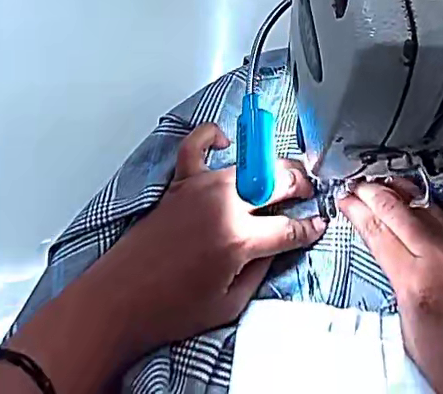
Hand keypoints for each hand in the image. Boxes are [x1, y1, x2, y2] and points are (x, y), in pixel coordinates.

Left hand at [2, 124, 325, 390]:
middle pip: (275, 181)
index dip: (309, 226)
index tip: (319, 223)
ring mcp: (201, 186)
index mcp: (239, 239)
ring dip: (270, 166)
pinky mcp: (181, 180)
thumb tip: (277, 245)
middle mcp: (224, 205)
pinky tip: (225, 141)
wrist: (123, 295)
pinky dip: (211, 136)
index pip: (288, 227)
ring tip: (281, 174)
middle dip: (300, 185)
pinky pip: (197, 144)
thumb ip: (260, 269)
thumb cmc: (172, 307)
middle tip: (307, 192)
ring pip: (247, 164)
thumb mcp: (230, 303)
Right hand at [342, 181, 442, 393]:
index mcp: (417, 284)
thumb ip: (397, 288)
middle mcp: (442, 260)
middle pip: (397, 209)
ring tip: (380, 181)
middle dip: (371, 191)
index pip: (377, 231)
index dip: (356, 211)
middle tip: (355, 184)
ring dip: (399, 191)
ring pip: (424, 207)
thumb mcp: (412, 336)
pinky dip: (425, 209)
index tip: (344, 200)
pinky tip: (416, 206)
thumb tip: (384, 255)